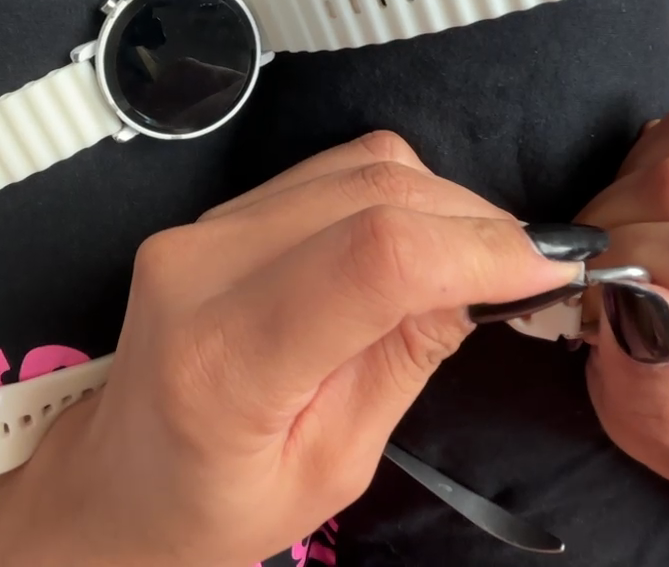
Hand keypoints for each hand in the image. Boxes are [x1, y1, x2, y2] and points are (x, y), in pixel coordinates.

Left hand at [0, 132, 587, 566]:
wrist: (118, 470)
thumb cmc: (218, 501)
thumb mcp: (332, 465)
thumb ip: (404, 356)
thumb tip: (482, 276)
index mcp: (227, 360)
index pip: (371, 259)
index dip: (476, 248)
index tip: (550, 263)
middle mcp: (201, 266)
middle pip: (369, 194)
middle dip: (471, 220)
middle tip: (526, 265)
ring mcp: (200, 226)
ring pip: (354, 166)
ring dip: (437, 200)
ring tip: (473, 257)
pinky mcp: (213, 210)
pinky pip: (325, 172)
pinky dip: (392, 193)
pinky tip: (414, 238)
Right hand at [576, 97, 668, 518]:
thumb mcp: (660, 446)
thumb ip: (652, 383)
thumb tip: (632, 286)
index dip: (635, 255)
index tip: (597, 290)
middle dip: (621, 218)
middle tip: (604, 268)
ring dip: (641, 178)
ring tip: (637, 236)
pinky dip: (666, 154)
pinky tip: (665, 211)